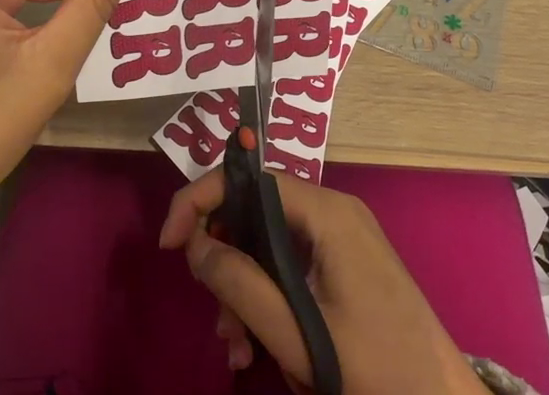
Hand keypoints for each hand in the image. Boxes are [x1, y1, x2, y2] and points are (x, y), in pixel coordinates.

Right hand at [159, 170, 488, 394]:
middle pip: (252, 216)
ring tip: (238, 349)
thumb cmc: (378, 369)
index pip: (247, 179)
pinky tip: (257, 346)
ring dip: (243, 293)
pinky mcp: (345, 267)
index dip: (199, 202)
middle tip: (218, 320)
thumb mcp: (296, 332)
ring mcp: (342, 240)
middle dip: (225, 265)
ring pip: (266, 247)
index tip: (170, 245)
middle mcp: (333, 214)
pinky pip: (288, 267)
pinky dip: (267, 300)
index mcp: (327, 214)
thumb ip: (238, 282)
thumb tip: (195, 245)